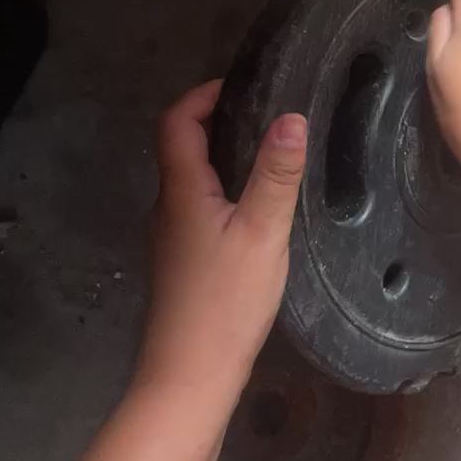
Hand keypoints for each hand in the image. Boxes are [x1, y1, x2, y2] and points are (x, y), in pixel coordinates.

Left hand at [137, 80, 306, 396]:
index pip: (175, 124)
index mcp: (182, 193)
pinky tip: (260, 200)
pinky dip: (227, 183)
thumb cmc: (224, 300)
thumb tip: (292, 116)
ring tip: (272, 145)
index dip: (202, 95)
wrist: (189, 377)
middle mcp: (169, 208)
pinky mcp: (185, 258)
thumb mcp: (263, 231)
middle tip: (269, 108)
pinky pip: (202, 202)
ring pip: (193, 177)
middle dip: (219, 118)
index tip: (242, 82)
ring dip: (224, 151)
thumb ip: (276, 174)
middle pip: (181, 147)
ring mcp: (174, 236)